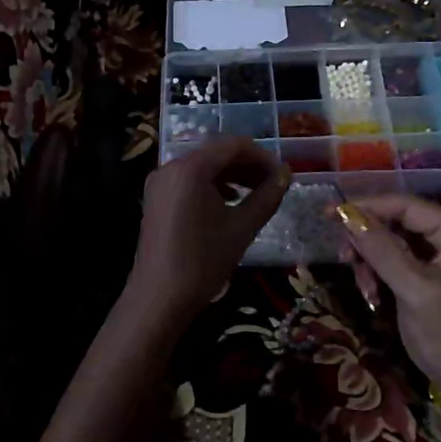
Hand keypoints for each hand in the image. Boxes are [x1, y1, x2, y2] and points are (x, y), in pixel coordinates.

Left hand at [128, 137, 289, 318]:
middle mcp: (170, 167)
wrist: (160, 296)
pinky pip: (187, 180)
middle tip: (273, 184)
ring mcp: (159, 182)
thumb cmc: (203, 261)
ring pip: (201, 166)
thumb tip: (285, 175)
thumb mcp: (242, 227)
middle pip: (215, 153)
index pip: (233, 145)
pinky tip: (229, 202)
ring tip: (256, 194)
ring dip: (230, 175)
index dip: (262, 156)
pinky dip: (210, 185)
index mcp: (190, 169)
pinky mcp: (155, 198)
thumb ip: (267, 196)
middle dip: (247, 165)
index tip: (283, 175)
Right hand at [337, 195, 440, 400]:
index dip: (369, 207)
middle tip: (343, 256)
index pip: (408, 206)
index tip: (331, 214)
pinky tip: (371, 293)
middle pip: (398, 221)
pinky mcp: (429, 275)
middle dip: (367, 238)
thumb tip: (348, 216)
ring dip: (369, 259)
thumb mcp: (414, 291)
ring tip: (363, 285)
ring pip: (391, 241)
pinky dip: (377, 272)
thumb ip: (382, 251)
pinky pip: (394, 260)